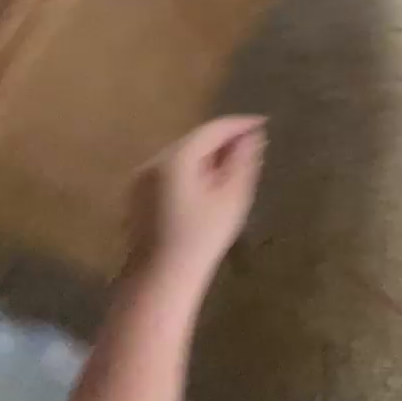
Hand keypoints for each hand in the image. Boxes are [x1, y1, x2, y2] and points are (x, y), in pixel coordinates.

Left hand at [132, 116, 265, 284]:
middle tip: (252, 145)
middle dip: (224, 139)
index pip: (213, 129)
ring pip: (181, 155)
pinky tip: (207, 183)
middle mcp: (154, 161)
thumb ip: (243, 161)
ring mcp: (141, 178)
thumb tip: (252, 136)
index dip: (240, 124)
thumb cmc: (203, 237)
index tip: (264, 123)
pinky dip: (191, 169)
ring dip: (207, 154)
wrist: (161, 277)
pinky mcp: (137, 194)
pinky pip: (170, 170)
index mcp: (176, 158)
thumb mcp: (232, 196)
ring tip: (233, 164)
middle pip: (194, 139)